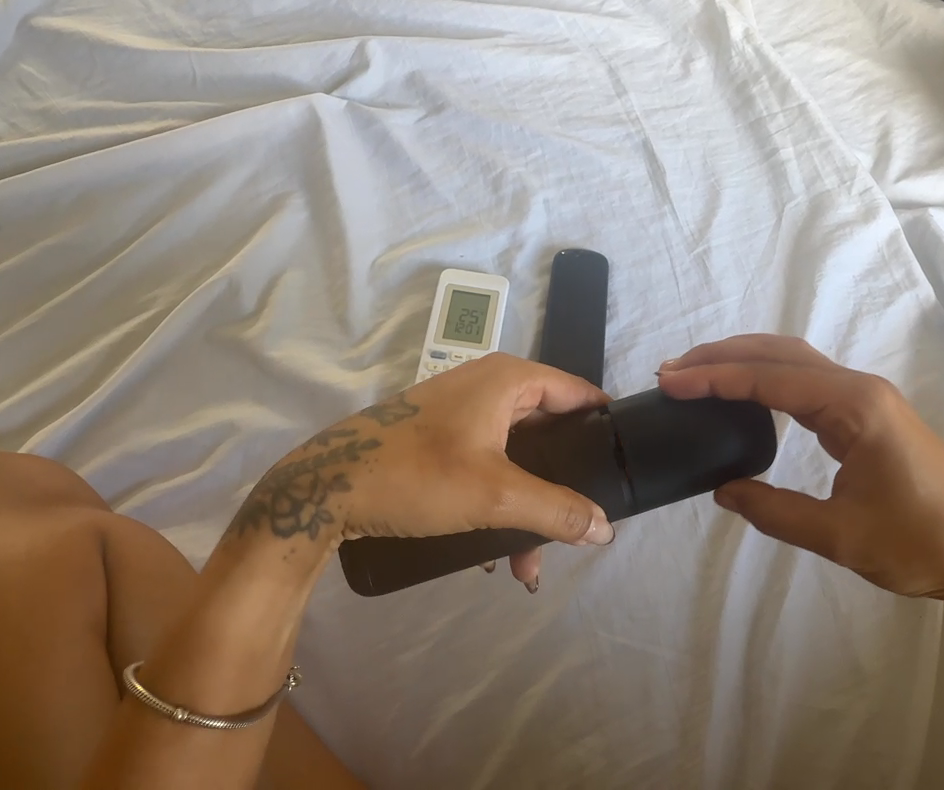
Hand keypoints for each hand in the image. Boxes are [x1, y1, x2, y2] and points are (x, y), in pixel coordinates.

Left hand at [227, 353, 614, 588]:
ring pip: (516, 455)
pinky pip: (487, 462)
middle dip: (561, 486)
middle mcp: (488, 384)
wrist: (322, 489)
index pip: (577, 392)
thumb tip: (604, 528)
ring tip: (526, 564)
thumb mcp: (494, 497)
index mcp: (508, 379)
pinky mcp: (439, 434)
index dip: (602, 428)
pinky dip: (498, 500)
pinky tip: (493, 549)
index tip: (621, 468)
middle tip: (573, 529)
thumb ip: (555, 511)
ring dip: (527, 506)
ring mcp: (460, 409)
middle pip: (548, 429)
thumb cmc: (416, 476)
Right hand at [656, 336, 943, 614]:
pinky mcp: (868, 414)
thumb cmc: (918, 545)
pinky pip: (809, 381)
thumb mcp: (838, 535)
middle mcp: (859, 388)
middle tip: (673, 371)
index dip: (715, 377)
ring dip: (744, 362)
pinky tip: (746, 392)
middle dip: (723, 356)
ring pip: (794, 361)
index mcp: (854, 405)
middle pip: (780, 354)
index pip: (770, 377)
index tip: (670, 382)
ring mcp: (867, 398)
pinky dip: (768, 379)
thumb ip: (774, 511)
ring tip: (697, 374)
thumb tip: (722, 491)